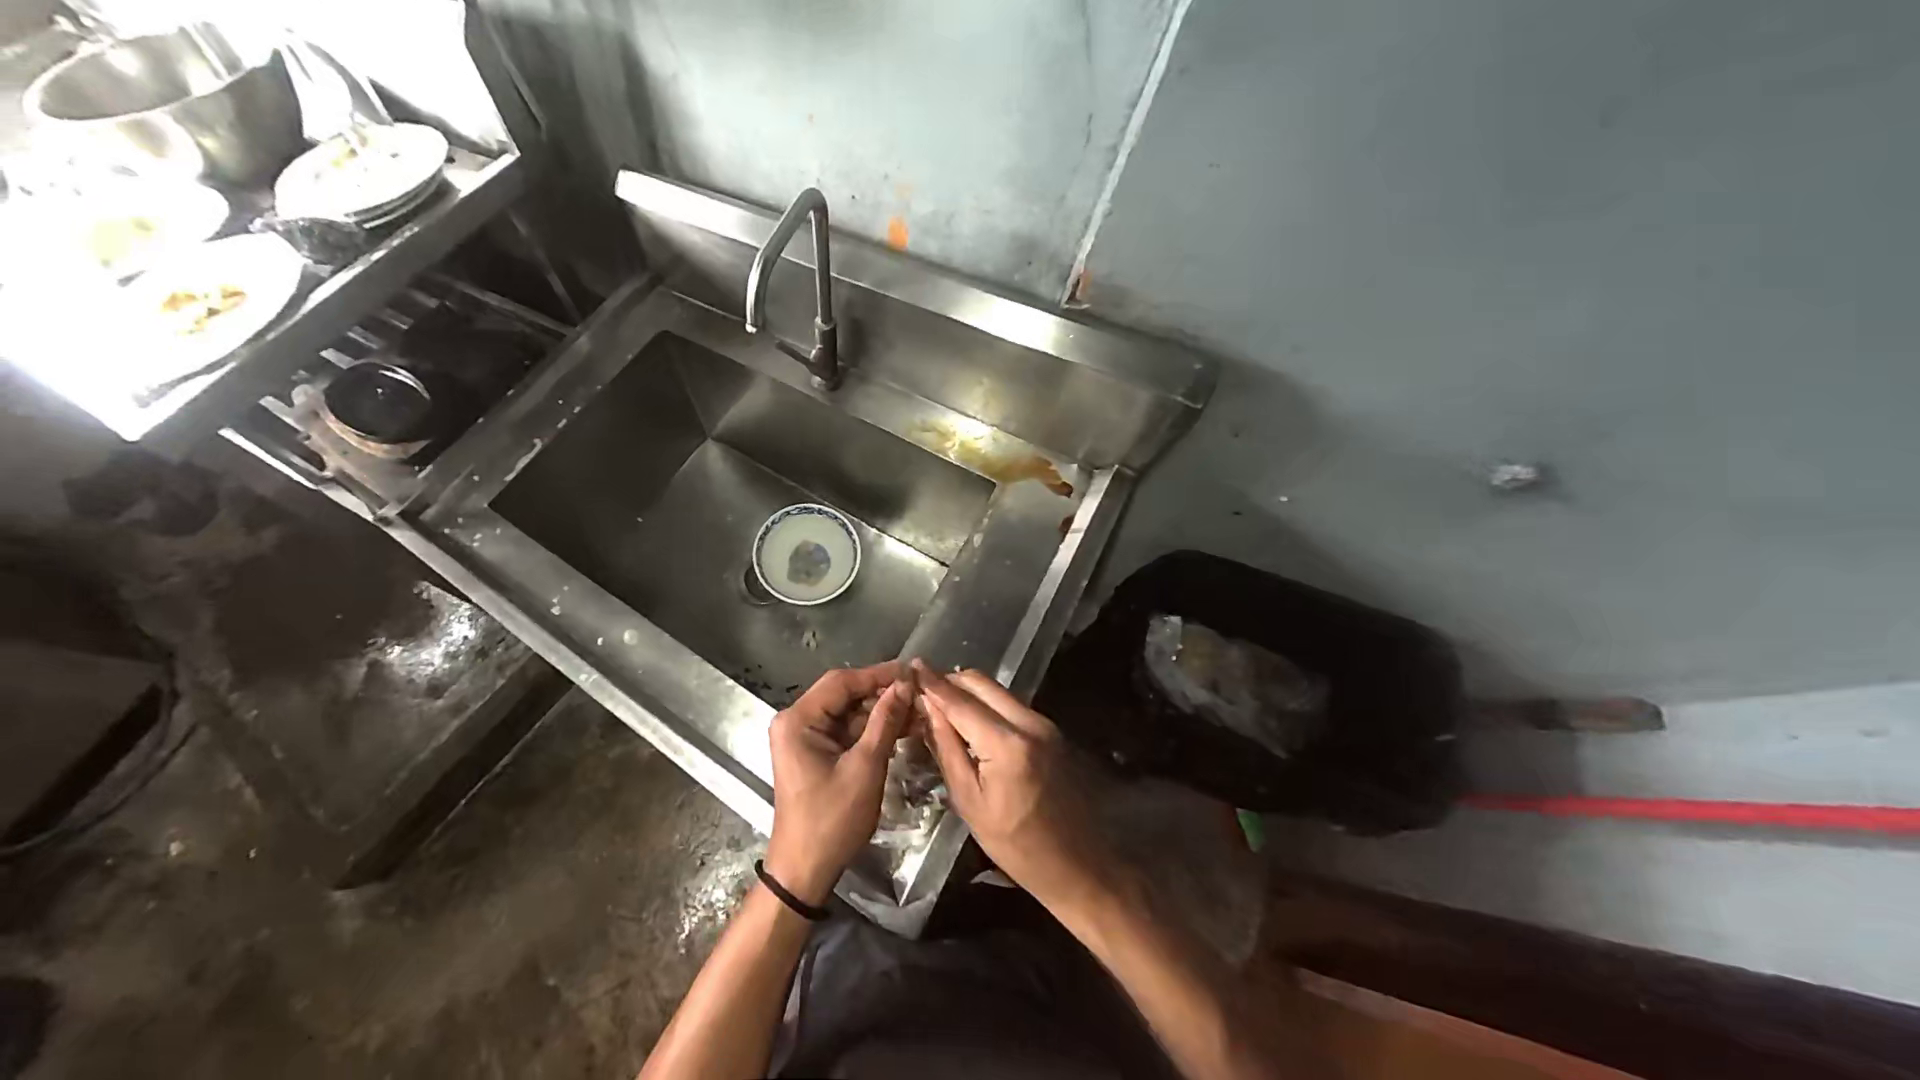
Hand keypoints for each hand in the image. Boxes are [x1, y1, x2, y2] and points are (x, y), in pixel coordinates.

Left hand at [765, 662, 910, 905]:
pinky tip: (903, 727)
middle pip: (844, 694)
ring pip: (849, 712)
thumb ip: (885, 721)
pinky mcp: (817, 753)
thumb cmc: (832, 820)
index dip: (878, 674)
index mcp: (798, 720)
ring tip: (918, 709)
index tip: (912, 671)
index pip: (841, 682)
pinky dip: (873, 729)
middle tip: (919, 691)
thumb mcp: (864, 767)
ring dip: (882, 711)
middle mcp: (797, 722)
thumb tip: (905, 684)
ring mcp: (806, 738)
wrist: (805, 869)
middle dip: (882, 692)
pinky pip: (848, 730)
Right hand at [913, 661, 1100, 905]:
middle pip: (982, 683)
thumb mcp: (970, 801)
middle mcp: (1030, 723)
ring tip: (940, 704)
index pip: (961, 701)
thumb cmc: (1016, 845)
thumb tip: (928, 709)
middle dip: (950, 681)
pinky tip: (969, 719)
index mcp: (1007, 744)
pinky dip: (987, 704)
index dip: (933, 683)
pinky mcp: (1051, 732)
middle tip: (922, 689)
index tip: (911, 666)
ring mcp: (1045, 724)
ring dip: (969, 691)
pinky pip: (1012, 705)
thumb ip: (948, 749)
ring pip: (998, 691)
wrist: (1078, 863)